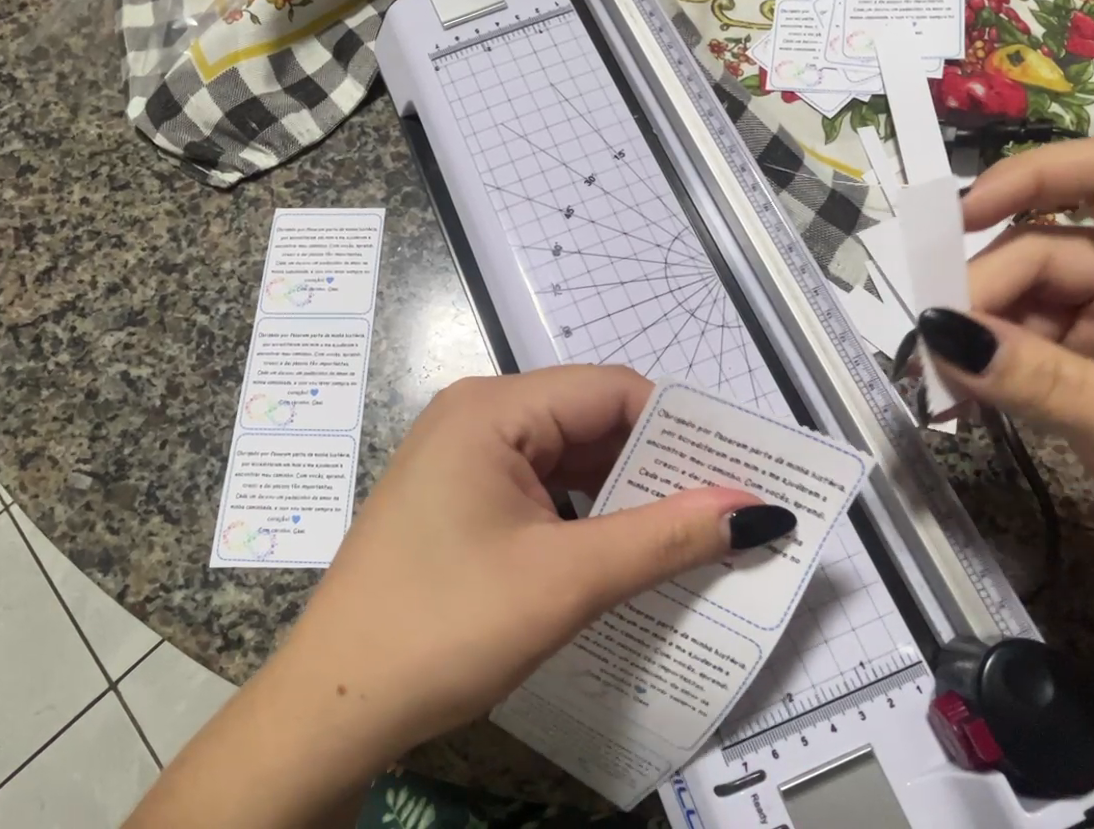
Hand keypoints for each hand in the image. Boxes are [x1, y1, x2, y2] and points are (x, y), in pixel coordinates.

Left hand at [269, 365, 792, 759]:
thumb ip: (665, 537)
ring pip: (569, 460)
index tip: (739, 475)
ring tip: (693, 537)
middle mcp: (477, 418)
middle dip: (658, 467)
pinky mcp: (462, 501)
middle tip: (730, 513)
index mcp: (492, 409)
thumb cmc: (445, 626)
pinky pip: (542, 492)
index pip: (610, 391)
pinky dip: (587, 518)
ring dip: (626, 497)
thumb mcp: (566, 580)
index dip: (680, 429)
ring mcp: (465, 460)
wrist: (337, 702)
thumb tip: (756, 510)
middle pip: (590, 422)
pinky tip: (626, 554)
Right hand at [915, 133, 1093, 622]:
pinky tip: (961, 403)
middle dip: (986, 288)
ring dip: (976, 336)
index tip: (958, 219)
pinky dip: (985, 374)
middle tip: (936, 348)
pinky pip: (1023, 361)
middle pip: (1051, 249)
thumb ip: (1058, 388)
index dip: (1039, 176)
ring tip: (943, 387)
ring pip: (1026, 306)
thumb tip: (939, 333)